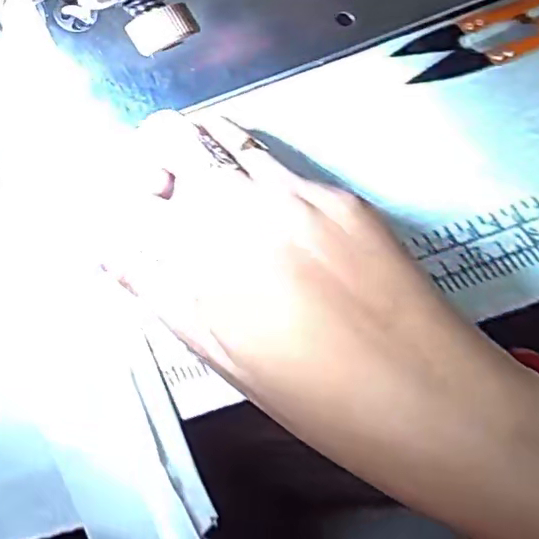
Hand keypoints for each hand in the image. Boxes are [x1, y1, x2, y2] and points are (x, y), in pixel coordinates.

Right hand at [100, 111, 538, 538]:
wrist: (436, 404)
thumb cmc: (312, 393)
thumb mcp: (219, 351)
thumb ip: (153, 289)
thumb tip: (102, 248)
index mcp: (200, 252)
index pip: (135, 188)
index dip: (122, 182)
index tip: (133, 195)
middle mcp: (239, 206)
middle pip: (175, 137)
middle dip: (156, 144)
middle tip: (160, 170)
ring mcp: (292, 192)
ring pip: (225, 134)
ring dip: (200, 139)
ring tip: (197, 157)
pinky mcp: (337, 193)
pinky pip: (277, 164)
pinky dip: (252, 166)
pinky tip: (263, 197)